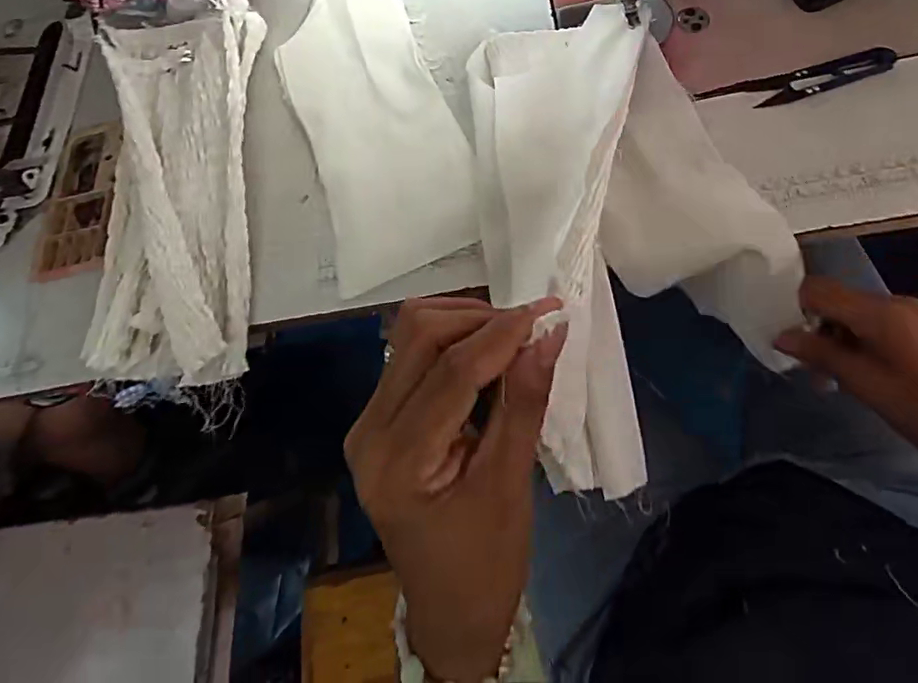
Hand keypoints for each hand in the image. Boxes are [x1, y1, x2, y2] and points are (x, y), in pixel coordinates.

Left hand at [345, 296, 565, 681]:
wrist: (450, 608)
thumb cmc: (486, 561)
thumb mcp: (511, 482)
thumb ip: (525, 401)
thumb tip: (550, 334)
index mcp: (398, 462)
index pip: (452, 370)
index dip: (504, 332)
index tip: (550, 310)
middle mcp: (369, 432)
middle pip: (421, 335)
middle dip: (483, 320)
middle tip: (533, 329)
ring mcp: (368, 422)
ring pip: (412, 333)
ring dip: (467, 322)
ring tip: (513, 340)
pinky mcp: (379, 417)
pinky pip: (412, 352)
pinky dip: (454, 338)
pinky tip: (488, 354)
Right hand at [773, 277, 917, 485]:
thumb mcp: (867, 387)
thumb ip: (822, 355)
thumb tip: (782, 335)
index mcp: (881, 311)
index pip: (818, 289)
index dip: (797, 310)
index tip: (792, 345)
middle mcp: (896, 301)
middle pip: (837, 300)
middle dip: (818, 328)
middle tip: (816, 373)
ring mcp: (913, 313)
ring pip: (856, 313)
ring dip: (839, 338)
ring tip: (840, 381)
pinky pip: (878, 323)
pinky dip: (862, 342)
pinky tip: (867, 376)